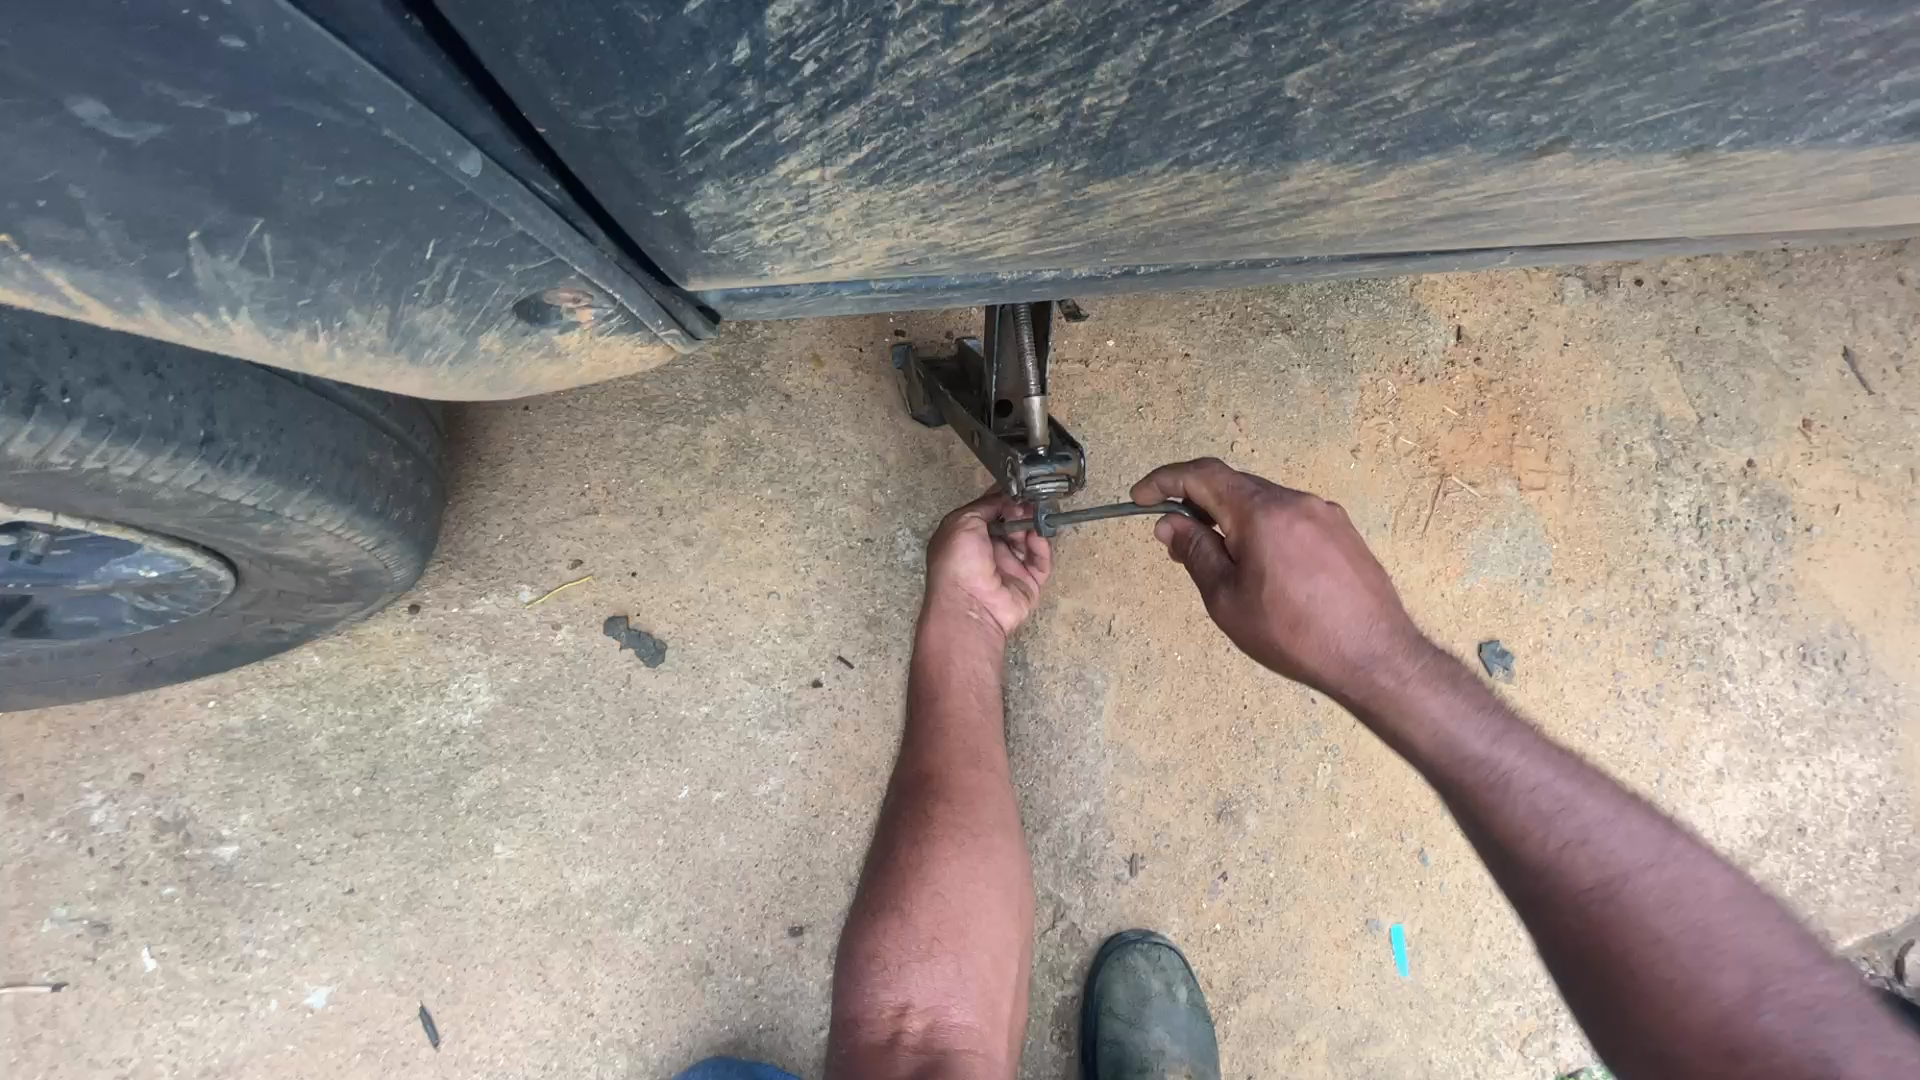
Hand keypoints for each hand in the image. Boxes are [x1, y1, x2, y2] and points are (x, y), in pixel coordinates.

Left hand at [923, 490, 1052, 640]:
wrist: (969, 605)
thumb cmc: (956, 564)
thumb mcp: (962, 522)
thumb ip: (986, 505)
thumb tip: (1005, 497)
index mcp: (968, 536)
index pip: (991, 511)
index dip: (1004, 498)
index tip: (1017, 488)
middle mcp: (988, 550)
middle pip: (1013, 523)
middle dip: (1021, 510)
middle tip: (1027, 503)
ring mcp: (1009, 566)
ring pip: (1028, 539)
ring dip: (1031, 525)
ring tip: (1033, 517)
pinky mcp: (1027, 582)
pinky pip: (1040, 560)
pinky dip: (1041, 546)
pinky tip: (1037, 536)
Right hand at [1132, 458, 1430, 698]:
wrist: (1376, 658)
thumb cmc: (1291, 633)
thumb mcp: (1227, 598)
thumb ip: (1196, 552)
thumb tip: (1170, 523)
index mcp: (1262, 511)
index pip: (1202, 475)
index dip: (1164, 480)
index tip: (1139, 499)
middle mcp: (1295, 500)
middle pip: (1232, 484)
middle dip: (1194, 501)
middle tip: (1172, 537)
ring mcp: (1324, 514)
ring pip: (1261, 500)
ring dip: (1227, 516)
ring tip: (1214, 556)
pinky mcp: (1342, 532)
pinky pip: (1287, 516)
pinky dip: (1258, 526)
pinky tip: (1256, 563)